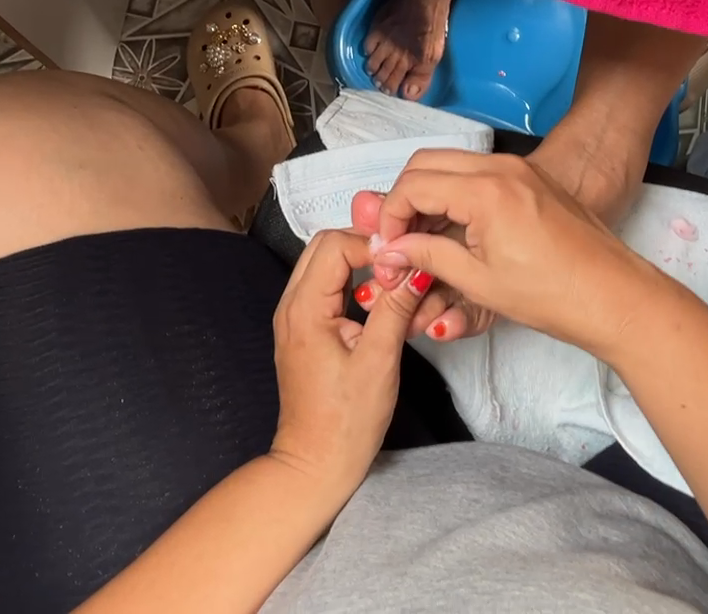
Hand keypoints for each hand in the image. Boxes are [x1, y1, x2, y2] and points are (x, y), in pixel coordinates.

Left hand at [270, 229, 427, 490]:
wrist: (315, 464)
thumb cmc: (347, 421)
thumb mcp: (379, 360)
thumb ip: (396, 308)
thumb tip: (416, 268)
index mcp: (305, 309)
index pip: (336, 245)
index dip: (373, 245)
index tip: (404, 260)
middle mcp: (290, 305)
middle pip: (323, 245)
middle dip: (363, 244)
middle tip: (399, 261)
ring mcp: (292, 316)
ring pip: (321, 262)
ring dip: (356, 259)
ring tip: (392, 274)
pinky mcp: (301, 328)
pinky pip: (321, 284)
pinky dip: (348, 277)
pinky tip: (375, 294)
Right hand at [369, 150, 664, 357]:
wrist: (616, 296)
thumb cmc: (554, 294)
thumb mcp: (479, 281)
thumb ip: (426, 257)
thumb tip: (389, 250)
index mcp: (485, 190)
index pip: (412, 186)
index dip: (390, 217)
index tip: (388, 247)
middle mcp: (499, 166)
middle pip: (424, 163)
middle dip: (403, 199)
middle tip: (399, 239)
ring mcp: (517, 168)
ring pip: (450, 164)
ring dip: (428, 195)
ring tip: (423, 239)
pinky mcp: (528, 178)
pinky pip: (475, 172)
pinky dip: (454, 193)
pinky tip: (454, 230)